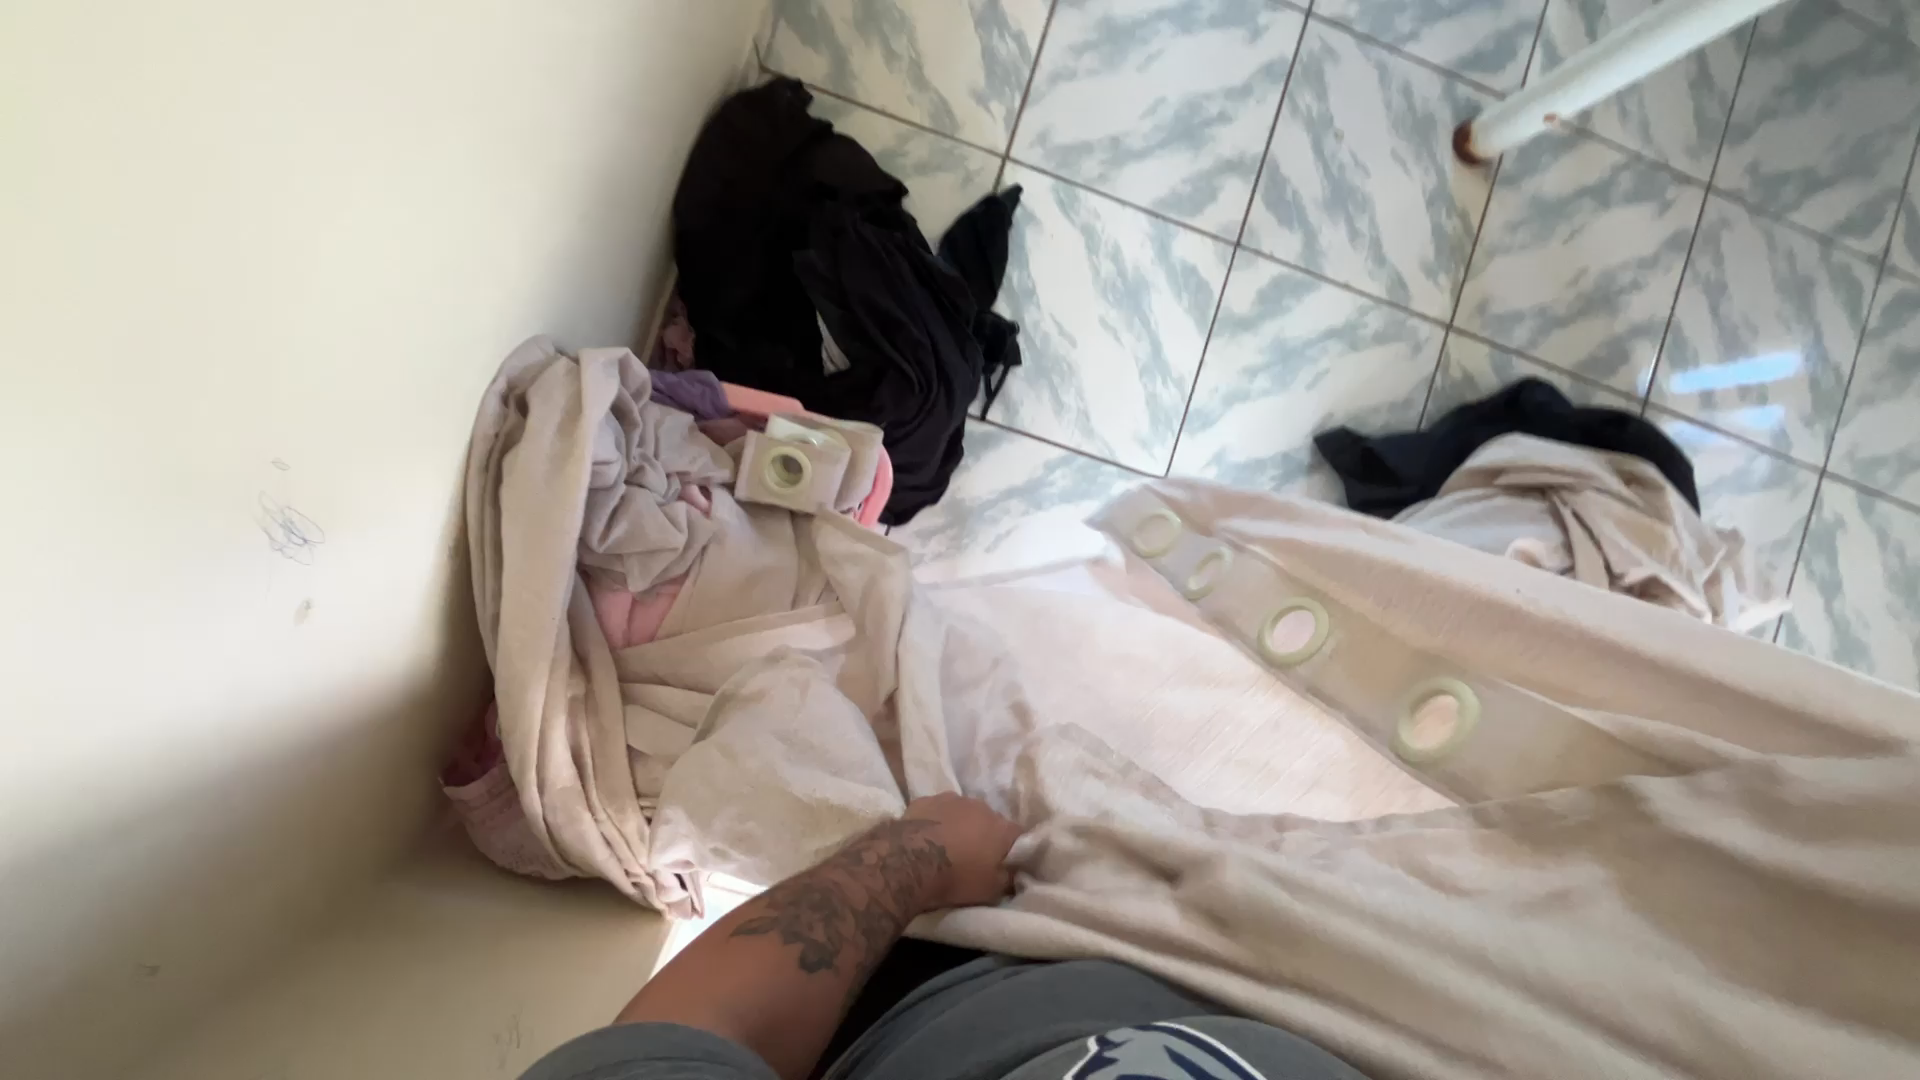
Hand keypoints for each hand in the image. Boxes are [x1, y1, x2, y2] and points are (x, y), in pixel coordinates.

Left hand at [899, 793, 1022, 910]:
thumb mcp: (990, 891)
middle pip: (988, 820)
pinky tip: (926, 837)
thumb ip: (1007, 878)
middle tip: (973, 856)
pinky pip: (936, 810)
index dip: (1012, 848)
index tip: (1005, 862)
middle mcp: (981, 806)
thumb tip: (1012, 872)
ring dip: (959, 825)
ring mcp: (952, 799)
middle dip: (984, 835)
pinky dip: (935, 821)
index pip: (1017, 835)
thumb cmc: (956, 878)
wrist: (911, 861)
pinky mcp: (926, 799)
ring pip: (962, 811)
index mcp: (1001, 828)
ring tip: (946, 846)